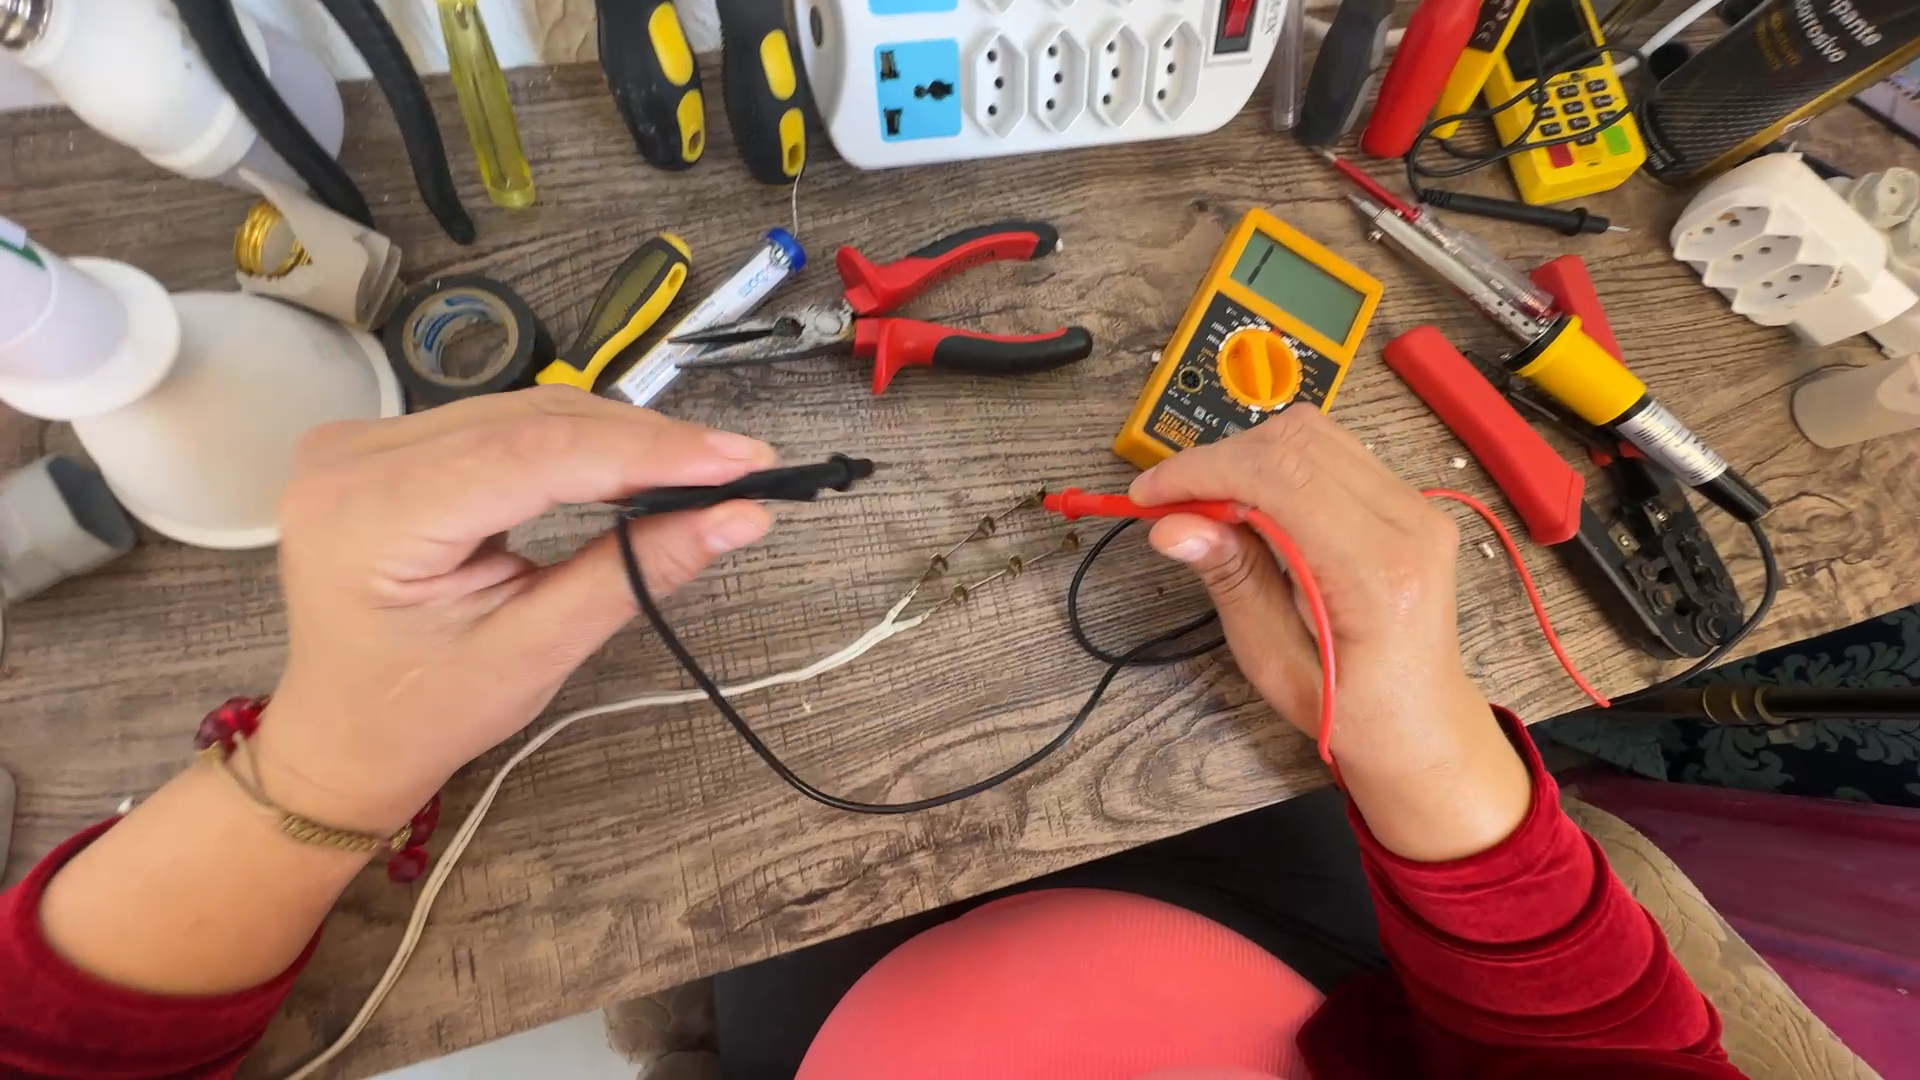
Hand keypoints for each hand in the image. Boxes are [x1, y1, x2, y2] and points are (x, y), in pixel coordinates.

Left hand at [254, 387, 779, 833]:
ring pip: (537, 412)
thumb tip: (742, 518)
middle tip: (744, 467)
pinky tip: (646, 464)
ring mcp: (373, 439)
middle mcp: (360, 454)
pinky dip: (595, 443)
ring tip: (708, 470)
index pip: (539, 454)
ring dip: (631, 439)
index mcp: (373, 516)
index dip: (653, 453)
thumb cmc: (433, 709)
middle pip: (541, 421)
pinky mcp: (402, 442)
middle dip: (654, 443)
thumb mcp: (541, 649)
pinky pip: (520, 424)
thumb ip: (638, 573)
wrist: (344, 730)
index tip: (746, 461)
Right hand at [1130, 407, 1529, 859]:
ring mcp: (1415, 504)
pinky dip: (1272, 462)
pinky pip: (1328, 449)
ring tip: (1206, 504)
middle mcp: (1409, 522)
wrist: (1420, 722)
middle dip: (1215, 461)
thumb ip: (1231, 579)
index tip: (1148, 494)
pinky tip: (1249, 501)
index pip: (1280, 478)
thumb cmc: (1344, 709)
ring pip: (1310, 433)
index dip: (1202, 472)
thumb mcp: (1272, 659)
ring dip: (1242, 457)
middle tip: (1170, 503)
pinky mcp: (1407, 500)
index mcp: (1376, 573)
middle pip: (1294, 443)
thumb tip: (1172, 527)